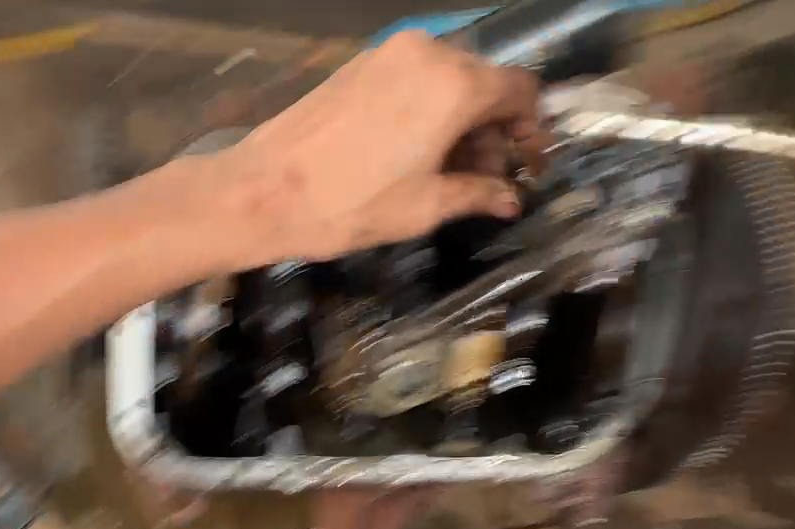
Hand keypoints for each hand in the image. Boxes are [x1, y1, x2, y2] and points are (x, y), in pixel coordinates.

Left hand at [207, 31, 539, 262]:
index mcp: (455, 83)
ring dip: (458, 125)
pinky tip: (412, 154)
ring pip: (446, 83)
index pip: (520, 92)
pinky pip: (412, 82)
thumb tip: (509, 198)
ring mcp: (389, 54)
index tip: (526, 167)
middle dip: (491, 133)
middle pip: (483, 85)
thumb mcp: (422, 209)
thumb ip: (475, 195)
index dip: (530, 132)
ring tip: (446, 176)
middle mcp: (428, 53)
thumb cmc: (348, 206)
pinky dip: (426, 112)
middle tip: (483, 183)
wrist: (263, 192)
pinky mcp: (359, 66)